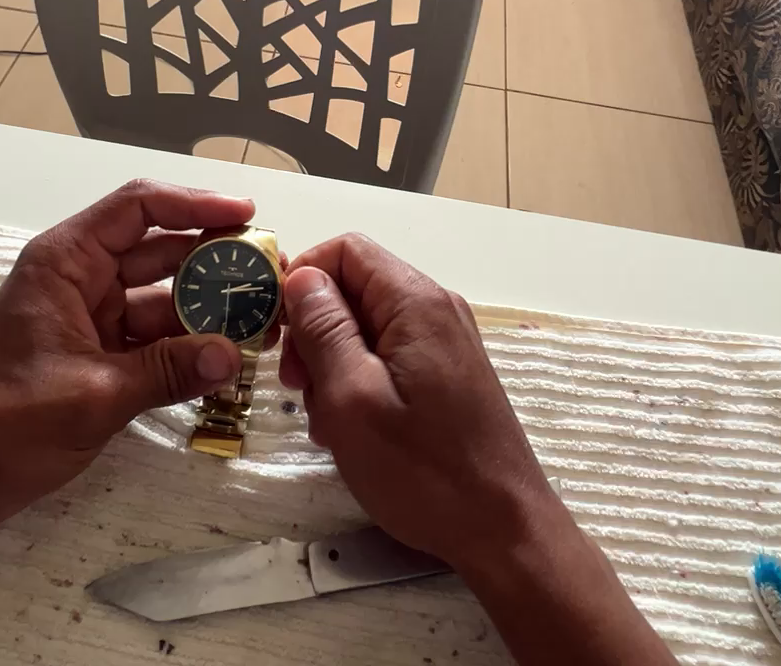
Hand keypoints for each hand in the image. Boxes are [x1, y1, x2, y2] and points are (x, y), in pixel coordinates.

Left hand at [0, 179, 254, 531]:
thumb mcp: (91, 396)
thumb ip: (166, 372)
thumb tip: (233, 358)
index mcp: (66, 262)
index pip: (139, 208)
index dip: (195, 203)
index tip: (247, 214)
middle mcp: (82, 277)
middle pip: (161, 248)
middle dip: (216, 257)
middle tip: (271, 270)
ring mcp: (92, 316)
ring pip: (164, 294)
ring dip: (210, 304)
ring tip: (262, 315)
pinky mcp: (100, 352)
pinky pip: (155, 334)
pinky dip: (190, 341)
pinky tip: (229, 353)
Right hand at [279, 234, 563, 571]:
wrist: (503, 530)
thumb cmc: (423, 469)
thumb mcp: (353, 396)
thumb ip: (324, 328)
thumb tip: (302, 277)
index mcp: (415, 301)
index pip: (347, 250)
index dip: (303, 277)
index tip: (276, 328)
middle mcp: (435, 308)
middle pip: (355, 288)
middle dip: (314, 329)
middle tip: (295, 385)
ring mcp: (444, 340)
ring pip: (367, 325)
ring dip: (333, 362)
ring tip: (327, 418)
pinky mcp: (446, 372)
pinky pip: (388, 355)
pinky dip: (359, 380)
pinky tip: (352, 426)